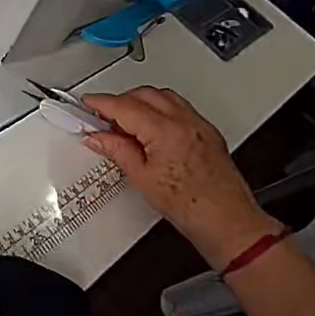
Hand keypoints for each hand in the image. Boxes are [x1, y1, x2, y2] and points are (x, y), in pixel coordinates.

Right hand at [79, 87, 281, 268]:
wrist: (226, 221)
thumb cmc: (190, 204)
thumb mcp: (141, 177)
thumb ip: (117, 150)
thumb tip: (98, 137)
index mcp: (165, 131)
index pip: (125, 106)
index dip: (101, 103)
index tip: (88, 103)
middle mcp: (185, 122)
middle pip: (144, 95)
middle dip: (119, 101)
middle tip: (101, 117)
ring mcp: (199, 125)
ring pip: (163, 97)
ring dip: (140, 101)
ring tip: (124, 122)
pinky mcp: (208, 132)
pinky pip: (180, 107)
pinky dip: (159, 108)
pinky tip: (150, 126)